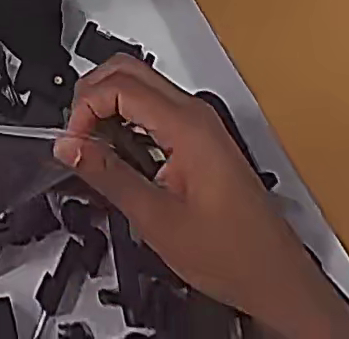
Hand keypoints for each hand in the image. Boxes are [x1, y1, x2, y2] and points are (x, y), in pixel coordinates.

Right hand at [53, 56, 348, 338]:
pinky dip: (124, 115)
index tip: (73, 142)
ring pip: (137, 81)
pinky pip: (151, 102)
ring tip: (93, 146)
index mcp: (187, 126)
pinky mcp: (197, 132)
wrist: (278, 279)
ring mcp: (197, 120)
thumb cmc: (233, 255)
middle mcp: (193, 112)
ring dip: (106, 103)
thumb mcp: (158, 221)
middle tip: (76, 135)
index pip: (119, 86)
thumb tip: (71, 147)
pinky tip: (117, 152)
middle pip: (126, 69)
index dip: (85, 108)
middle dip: (91, 93)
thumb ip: (108, 177)